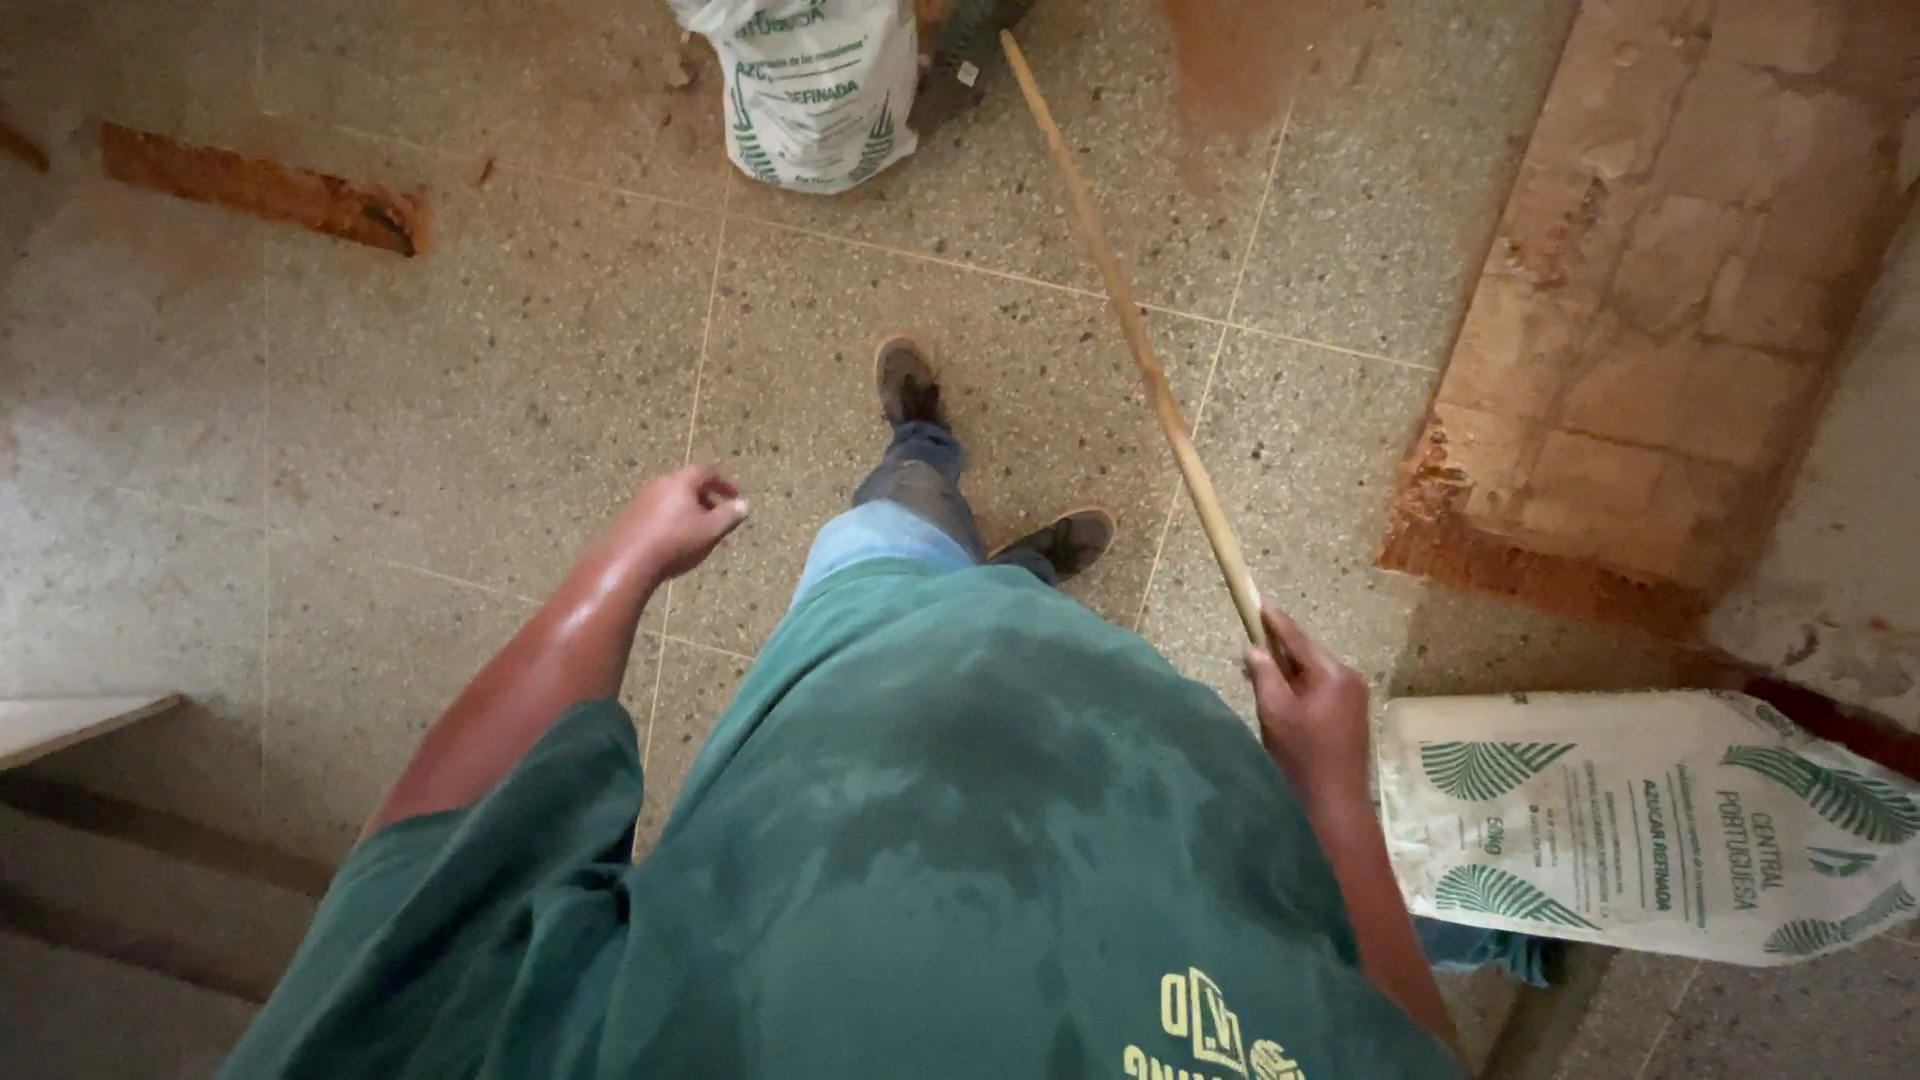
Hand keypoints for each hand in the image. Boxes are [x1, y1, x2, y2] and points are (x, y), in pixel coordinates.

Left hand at [606, 465, 748, 584]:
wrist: (627, 562)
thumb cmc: (675, 542)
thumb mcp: (711, 531)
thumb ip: (729, 516)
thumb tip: (744, 505)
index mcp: (680, 482)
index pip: (706, 472)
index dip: (723, 483)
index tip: (735, 496)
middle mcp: (659, 484)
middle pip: (687, 484)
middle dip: (706, 499)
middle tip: (718, 516)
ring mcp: (641, 500)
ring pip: (672, 499)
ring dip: (689, 511)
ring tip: (699, 531)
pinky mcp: (629, 517)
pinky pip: (658, 511)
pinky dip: (673, 519)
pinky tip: (676, 540)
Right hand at [1242, 601, 1370, 801]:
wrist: (1334, 800)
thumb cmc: (1302, 754)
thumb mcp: (1274, 710)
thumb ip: (1264, 674)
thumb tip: (1254, 648)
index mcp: (1332, 674)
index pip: (1298, 639)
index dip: (1276, 619)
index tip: (1260, 600)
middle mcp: (1349, 678)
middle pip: (1307, 651)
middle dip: (1280, 643)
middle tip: (1254, 630)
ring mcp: (1354, 695)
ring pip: (1313, 668)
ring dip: (1288, 665)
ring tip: (1261, 660)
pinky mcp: (1350, 711)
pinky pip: (1320, 684)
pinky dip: (1299, 681)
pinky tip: (1280, 685)